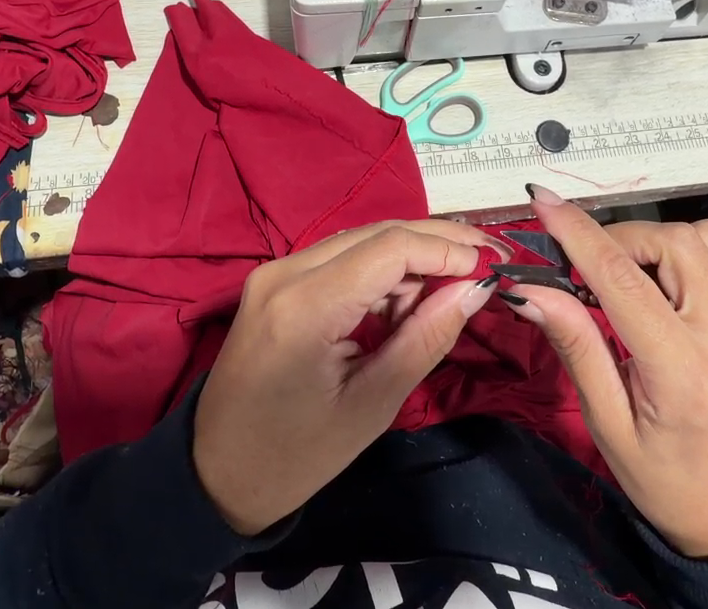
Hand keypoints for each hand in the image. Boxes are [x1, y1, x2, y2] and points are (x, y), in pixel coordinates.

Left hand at [192, 220, 504, 533]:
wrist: (216, 473)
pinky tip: (407, 299)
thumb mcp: (372, 404)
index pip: (390, 248)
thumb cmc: (296, 455)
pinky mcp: (277, 280)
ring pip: (362, 240)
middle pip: (377, 233)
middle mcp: (285, 272)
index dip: (446, 248)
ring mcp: (276, 272)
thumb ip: (426, 337)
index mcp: (305, 307)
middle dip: (437, 240)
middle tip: (487, 260)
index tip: (491, 266)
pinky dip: (382, 270)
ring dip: (412, 255)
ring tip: (452, 290)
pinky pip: (342, 257)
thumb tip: (477, 288)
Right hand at [506, 185, 707, 558]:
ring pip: (706, 239)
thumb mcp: (605, 420)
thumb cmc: (660, 478)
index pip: (626, 281)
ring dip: (656, 242)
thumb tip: (530, 287)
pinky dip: (686, 259)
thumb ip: (574, 343)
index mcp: (689, 377)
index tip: (544, 203)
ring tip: (627, 276)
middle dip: (621, 237)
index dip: (580, 235)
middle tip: (588, 263)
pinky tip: (665, 292)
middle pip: (675, 243)